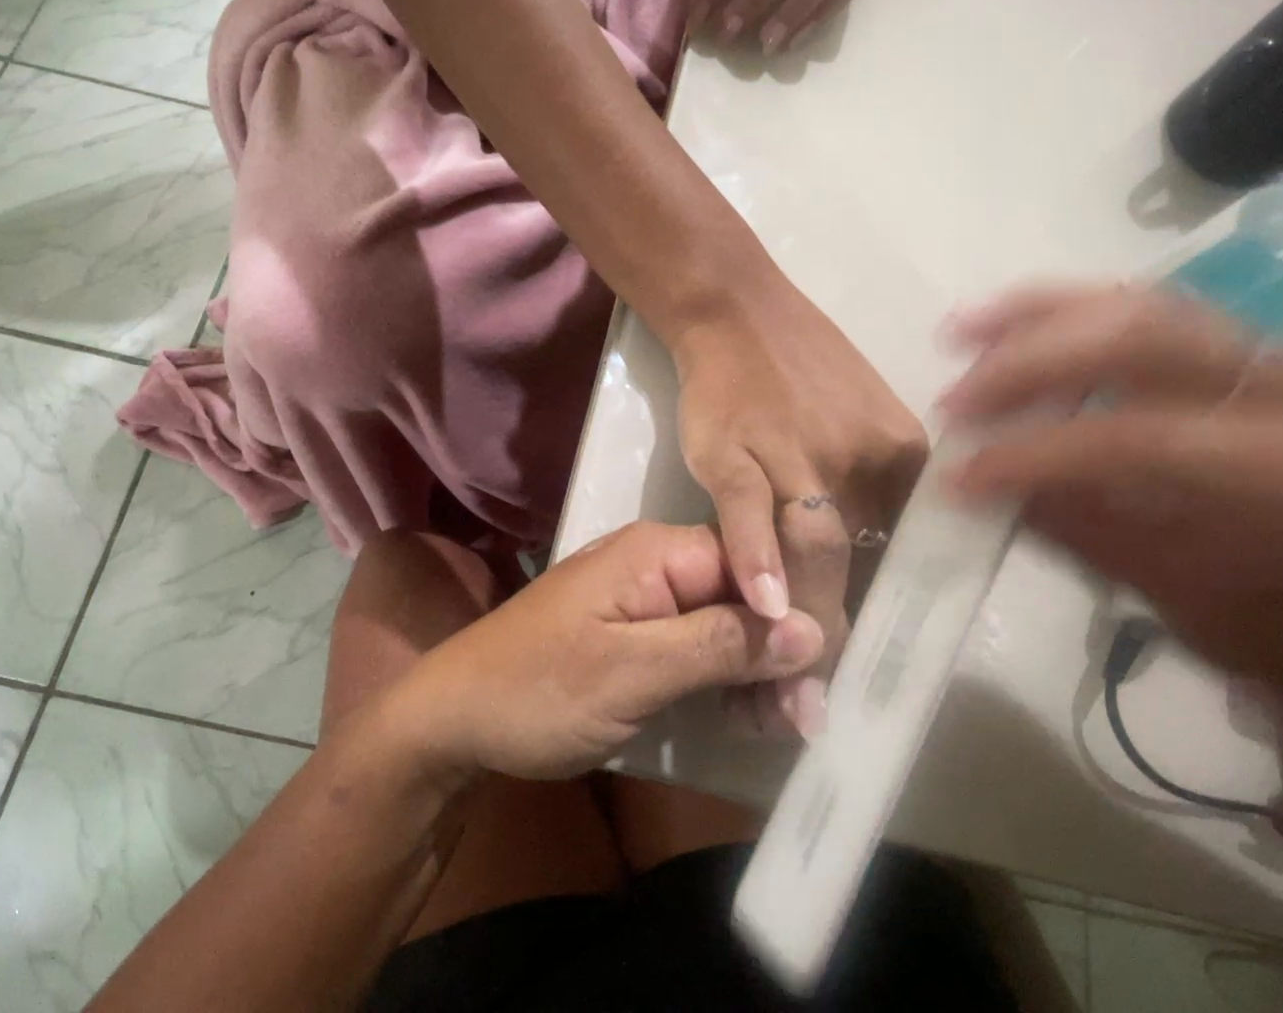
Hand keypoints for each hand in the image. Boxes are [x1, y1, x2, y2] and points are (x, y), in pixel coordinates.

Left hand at [386, 523, 825, 782]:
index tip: (827, 676)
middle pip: (747, 597)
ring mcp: (648, 604)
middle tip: (807, 719)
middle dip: (783, 654)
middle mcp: (658, 567)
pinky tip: (750, 719)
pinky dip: (729, 683)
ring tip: (783, 729)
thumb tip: (810, 629)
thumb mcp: (632, 672)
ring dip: (761, 676)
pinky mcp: (641, 640)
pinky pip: (703, 651)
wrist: (456, 722)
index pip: (754, 563)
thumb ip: (720, 645)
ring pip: (730, 628)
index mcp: (656, 553)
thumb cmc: (537, 692)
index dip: (797, 614)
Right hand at [671, 284, 928, 735]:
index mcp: (903, 456)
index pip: (903, 551)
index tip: (869, 674)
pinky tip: (757, 607)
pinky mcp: (736, 449)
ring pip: (812, 546)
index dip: (884, 619)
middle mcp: (862, 458)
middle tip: (817, 702)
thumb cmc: (802, 369)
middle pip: (857, 561)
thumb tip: (878, 566)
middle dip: (836, 637)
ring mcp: (796, 452)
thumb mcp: (866, 419)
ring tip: (786, 682)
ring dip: (802, 618)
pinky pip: (750, 511)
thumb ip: (879, 491)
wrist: (737, 311)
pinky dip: (756, 559)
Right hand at [939, 285, 1282, 703]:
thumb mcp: (1167, 592)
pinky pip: (1169, 319)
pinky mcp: (1278, 356)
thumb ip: (1074, 523)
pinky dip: (1082, 320)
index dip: (1037, 451)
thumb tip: (973, 477)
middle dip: (1031, 362)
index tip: (958, 477)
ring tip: (963, 330)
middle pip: (1150, 338)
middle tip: (954, 397)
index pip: (1144, 436)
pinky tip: (1022, 327)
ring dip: (1044, 318)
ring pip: (1156, 306)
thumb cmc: (1279, 636)